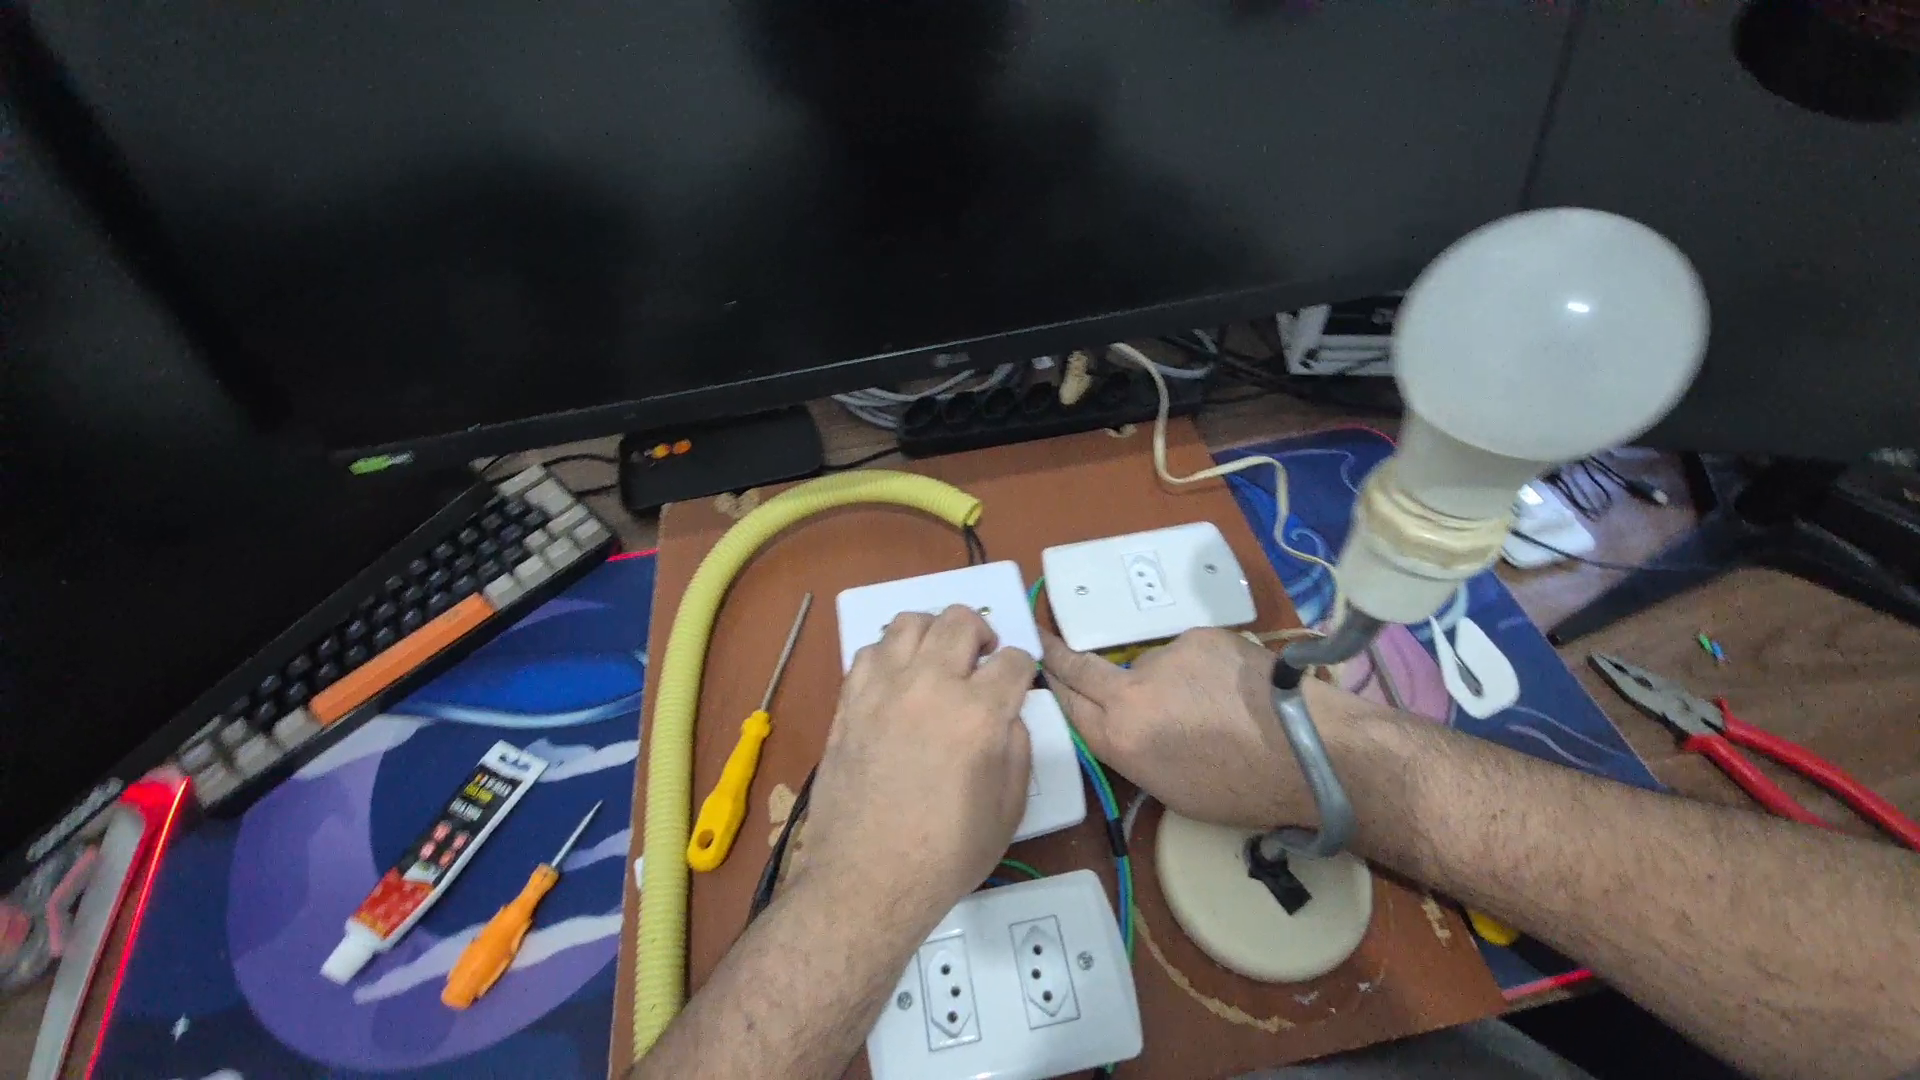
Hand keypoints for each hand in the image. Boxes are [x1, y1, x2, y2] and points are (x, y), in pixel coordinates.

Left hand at [794, 605, 1033, 917]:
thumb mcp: (1008, 809)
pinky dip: (891, 654)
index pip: (1014, 660)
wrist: (868, 879)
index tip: (1018, 682)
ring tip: (937, 659)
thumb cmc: (946, 854)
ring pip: (910, 621)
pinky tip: (898, 680)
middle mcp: (931, 685)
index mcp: (978, 713)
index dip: (1024, 668)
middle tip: (980, 661)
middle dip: (982, 633)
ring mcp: (884, 688)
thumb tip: (1006, 714)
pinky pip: (871, 650)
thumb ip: (1017, 748)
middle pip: (960, 620)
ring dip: (933, 633)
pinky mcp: (850, 700)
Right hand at [1042, 627, 1320, 828]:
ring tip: (1207, 702)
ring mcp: (1165, 655)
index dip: (1054, 686)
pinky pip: (1187, 651)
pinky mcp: (1199, 635)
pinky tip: (1229, 687)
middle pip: (1080, 665)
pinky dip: (1200, 667)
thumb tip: (1126, 722)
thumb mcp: (1167, 788)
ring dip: (1164, 679)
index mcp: (1119, 736)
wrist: (1310, 755)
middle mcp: (1131, 690)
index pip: (1068, 701)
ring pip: (1149, 663)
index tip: (1042, 671)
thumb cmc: (1239, 791)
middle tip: (1043, 639)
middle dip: (1058, 653)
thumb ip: (1131, 747)